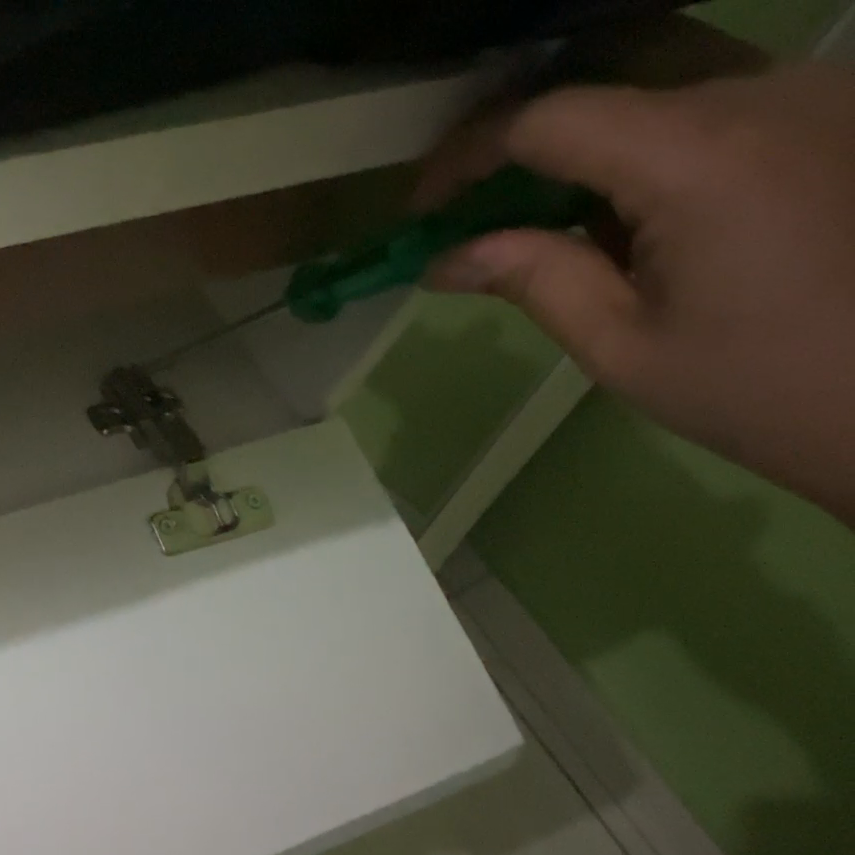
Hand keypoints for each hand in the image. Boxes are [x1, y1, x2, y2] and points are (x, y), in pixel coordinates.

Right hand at [417, 65, 854, 522]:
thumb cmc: (767, 388)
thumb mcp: (624, 346)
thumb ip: (534, 279)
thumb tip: (447, 257)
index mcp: (702, 157)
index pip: (547, 118)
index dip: (466, 156)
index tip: (422, 211)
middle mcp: (767, 95)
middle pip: (601, 85)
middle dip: (517, 146)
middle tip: (468, 209)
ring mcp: (816, 94)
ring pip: (657, 87)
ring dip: (580, 147)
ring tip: (539, 219)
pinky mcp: (840, 111)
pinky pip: (712, 103)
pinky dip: (643, 146)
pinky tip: (624, 209)